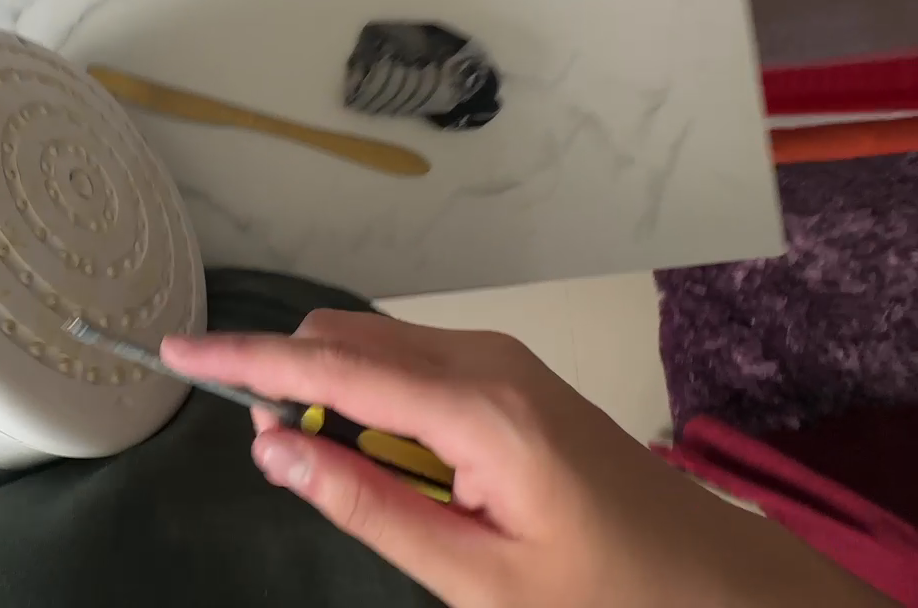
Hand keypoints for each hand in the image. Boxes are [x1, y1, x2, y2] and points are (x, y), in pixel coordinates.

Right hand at [160, 311, 889, 607]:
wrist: (741, 598)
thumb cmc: (614, 605)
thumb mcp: (478, 581)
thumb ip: (363, 503)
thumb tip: (268, 445)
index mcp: (474, 408)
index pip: (326, 366)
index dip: (243, 357)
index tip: (176, 351)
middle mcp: (477, 356)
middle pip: (342, 337)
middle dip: (289, 378)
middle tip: (286, 453)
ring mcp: (493, 354)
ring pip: (368, 342)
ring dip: (330, 389)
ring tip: (347, 467)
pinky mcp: (501, 368)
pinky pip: (403, 358)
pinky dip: (368, 393)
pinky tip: (394, 455)